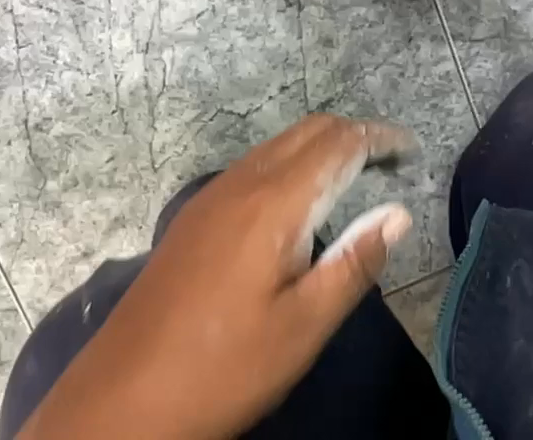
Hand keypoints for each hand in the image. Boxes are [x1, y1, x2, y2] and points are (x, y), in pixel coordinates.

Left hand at [21, 115, 416, 439]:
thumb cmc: (224, 368)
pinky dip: (293, 163)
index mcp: (274, 202)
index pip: (339, 143)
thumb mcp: (303, 327)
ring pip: (280, 144)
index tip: (412, 148)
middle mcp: (241, 182)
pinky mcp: (195, 217)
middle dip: (354, 133)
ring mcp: (212, 196)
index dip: (379, 137)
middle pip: (309, 130)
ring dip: (322, 146)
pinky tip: (301, 203)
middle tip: (390, 160)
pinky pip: (256, 165)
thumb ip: (355, 262)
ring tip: (356, 176)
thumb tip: (398, 212)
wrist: (119, 402)